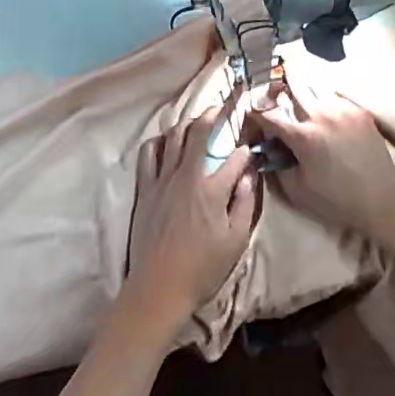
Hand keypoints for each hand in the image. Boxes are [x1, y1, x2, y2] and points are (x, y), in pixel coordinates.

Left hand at [124, 106, 260, 323]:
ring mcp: (162, 180)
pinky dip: (158, 141)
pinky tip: (165, 141)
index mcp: (211, 190)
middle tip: (220, 107)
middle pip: (198, 132)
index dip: (245, 151)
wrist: (158, 288)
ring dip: (186, 123)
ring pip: (172, 137)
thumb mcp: (235, 242)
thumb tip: (247, 176)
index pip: (233, 158)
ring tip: (194, 119)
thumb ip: (244, 204)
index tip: (249, 150)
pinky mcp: (145, 188)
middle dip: (212, 115)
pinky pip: (148, 153)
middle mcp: (186, 176)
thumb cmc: (201, 269)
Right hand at [251, 81, 394, 237]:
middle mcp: (321, 115)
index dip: (256, 113)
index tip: (252, 113)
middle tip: (275, 84)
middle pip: (294, 83)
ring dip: (304, 89)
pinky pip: (337, 98)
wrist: (381, 201)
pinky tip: (327, 112)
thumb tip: (267, 147)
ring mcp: (343, 110)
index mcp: (303, 135)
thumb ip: (276, 165)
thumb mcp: (297, 190)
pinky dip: (326, 101)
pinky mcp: (360, 112)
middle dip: (280, 82)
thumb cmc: (335, 200)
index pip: (269, 114)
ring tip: (301, 95)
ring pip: (316, 86)